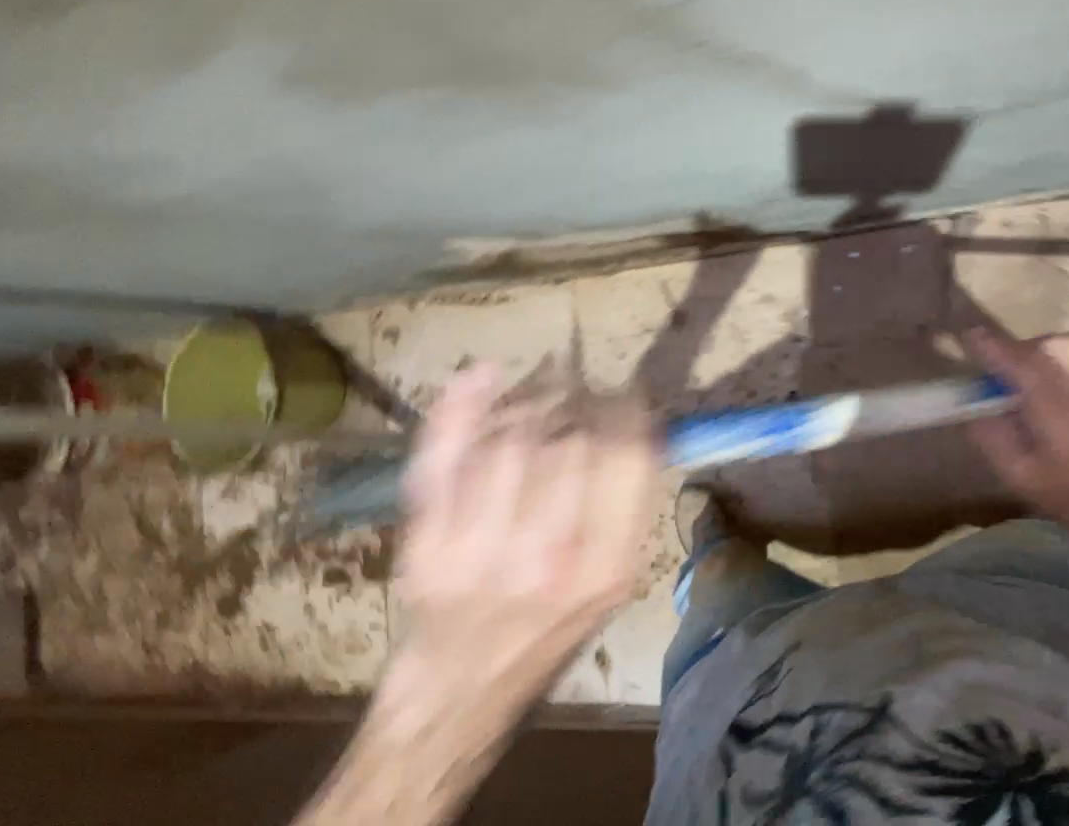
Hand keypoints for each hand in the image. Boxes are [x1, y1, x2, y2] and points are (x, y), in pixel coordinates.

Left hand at [379, 366, 662, 717]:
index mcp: (605, 570)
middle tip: (574, 388)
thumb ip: (626, 508)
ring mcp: (480, 553)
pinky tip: (480, 376)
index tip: (620, 392)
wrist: (459, 692)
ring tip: (536, 392)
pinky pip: (444, 461)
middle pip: (569, 441)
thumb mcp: (609, 584)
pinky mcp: (427, 547)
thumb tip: (641, 420)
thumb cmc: (546, 632)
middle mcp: (546, 561)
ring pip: (510, 441)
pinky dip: (460, 410)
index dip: (626, 410)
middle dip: (575, 400)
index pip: (627, 458)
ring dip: (526, 402)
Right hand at [966, 332, 1068, 567]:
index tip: (968, 339)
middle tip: (1006, 382)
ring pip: (1066, 344)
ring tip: (1039, 385)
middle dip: (1017, 356)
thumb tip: (973, 402)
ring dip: (1045, 357)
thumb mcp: (1019, 475)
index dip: (987, 347)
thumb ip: (990, 434)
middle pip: (1040, 346)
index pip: (1014, 358)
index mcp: (1056, 404)